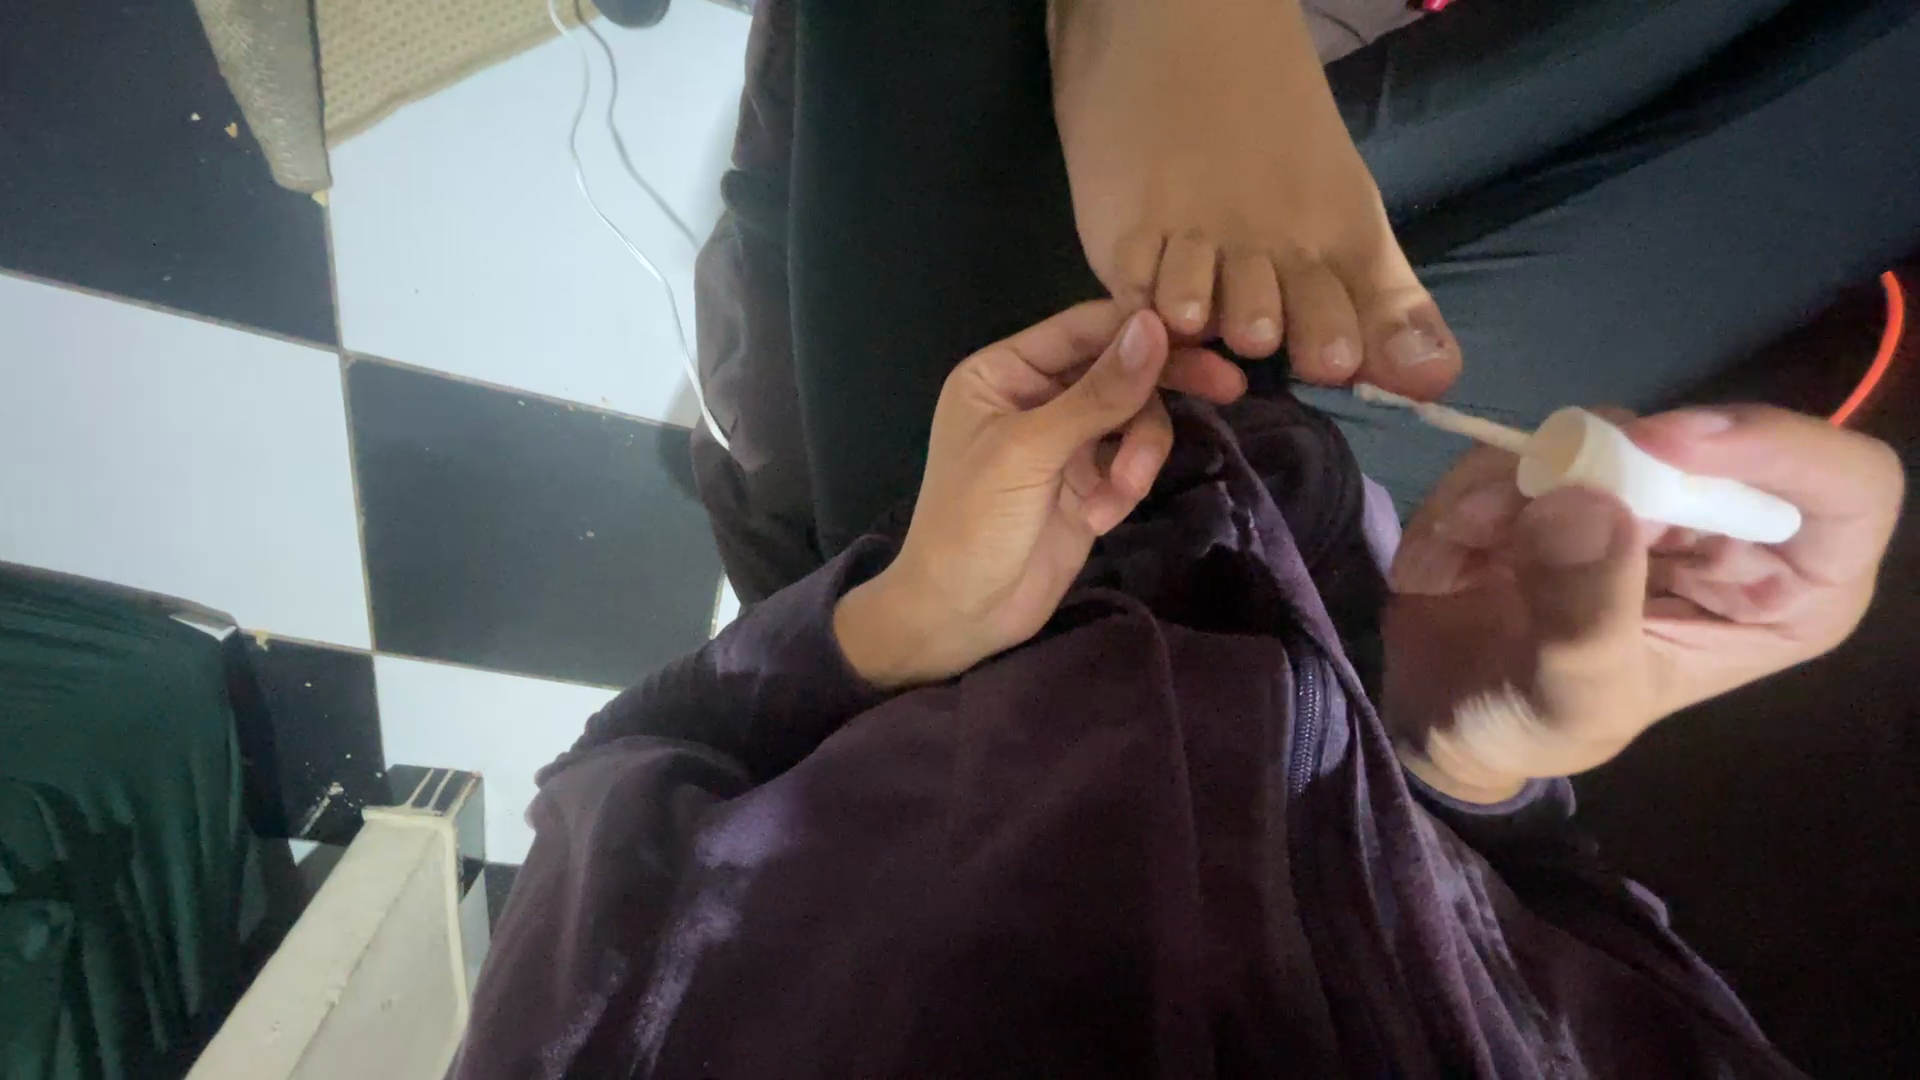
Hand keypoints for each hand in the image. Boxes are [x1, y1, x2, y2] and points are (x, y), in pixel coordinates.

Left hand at [833, 303, 1245, 688]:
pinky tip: (1100, 520)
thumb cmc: (972, 522)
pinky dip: (1125, 487)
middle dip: (1162, 386)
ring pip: (1132, 419)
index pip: (1084, 329)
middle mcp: (1034, 397)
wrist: (963, 615)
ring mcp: (1063, 442)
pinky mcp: (1085, 482)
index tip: (1203, 335)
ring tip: (1120, 496)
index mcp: (1003, 372)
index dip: (1141, 329)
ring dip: (1138, 456)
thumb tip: (1154, 325)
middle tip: (1229, 387)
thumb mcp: (1029, 451)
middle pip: (1118, 370)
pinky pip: (1129, 462)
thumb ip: (1096, 393)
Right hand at [1384, 405, 1904, 802]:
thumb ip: (1586, 615)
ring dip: (1503, 490)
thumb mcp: (1573, 696)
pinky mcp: (1533, 490)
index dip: (1769, 450)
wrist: (1437, 714)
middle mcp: (1706, 531)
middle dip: (1593, 470)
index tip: (1662, 445)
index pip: (1838, 487)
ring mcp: (1614, 501)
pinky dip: (1461, 498)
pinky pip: (1502, 458)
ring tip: (1460, 551)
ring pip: (1582, 440)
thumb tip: (1583, 502)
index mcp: (1767, 589)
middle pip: (1691, 445)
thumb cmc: (1530, 725)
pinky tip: (1444, 556)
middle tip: (1503, 518)